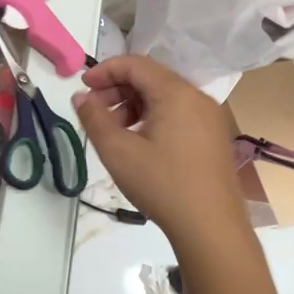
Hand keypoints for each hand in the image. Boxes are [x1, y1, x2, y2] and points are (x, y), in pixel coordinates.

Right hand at [74, 55, 246, 242]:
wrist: (211, 229)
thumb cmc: (162, 184)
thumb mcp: (117, 150)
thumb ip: (93, 118)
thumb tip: (81, 97)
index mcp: (176, 93)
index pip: (135, 64)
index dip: (104, 71)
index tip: (82, 87)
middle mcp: (197, 98)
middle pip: (150, 78)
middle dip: (117, 89)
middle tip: (94, 111)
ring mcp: (209, 118)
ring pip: (163, 96)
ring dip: (132, 105)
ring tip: (113, 131)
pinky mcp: (212, 137)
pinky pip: (177, 113)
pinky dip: (152, 117)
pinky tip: (138, 143)